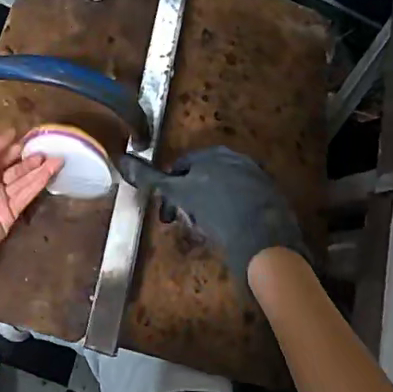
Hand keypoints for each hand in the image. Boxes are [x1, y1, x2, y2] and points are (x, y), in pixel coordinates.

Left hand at [0, 132, 62, 267]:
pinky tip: (51, 173)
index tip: (36, 136)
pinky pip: (27, 195)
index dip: (18, 146)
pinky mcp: (12, 213)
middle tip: (52, 148)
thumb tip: (12, 131)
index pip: (3, 154)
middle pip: (16, 167)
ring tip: (59, 159)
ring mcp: (2, 199)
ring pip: (25, 180)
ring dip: (41, 169)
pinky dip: (39, 184)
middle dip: (33, 158)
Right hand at [117, 146, 309, 288]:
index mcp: (214, 154)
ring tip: (205, 231)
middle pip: (202, 177)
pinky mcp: (270, 198)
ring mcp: (255, 177)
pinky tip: (228, 233)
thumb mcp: (181, 193)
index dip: (168, 190)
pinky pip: (241, 203)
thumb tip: (122, 160)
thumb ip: (152, 178)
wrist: (265, 237)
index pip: (181, 167)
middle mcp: (236, 159)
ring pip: (222, 190)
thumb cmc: (217, 212)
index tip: (166, 215)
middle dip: (189, 199)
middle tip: (183, 223)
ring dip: (208, 208)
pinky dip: (230, 214)